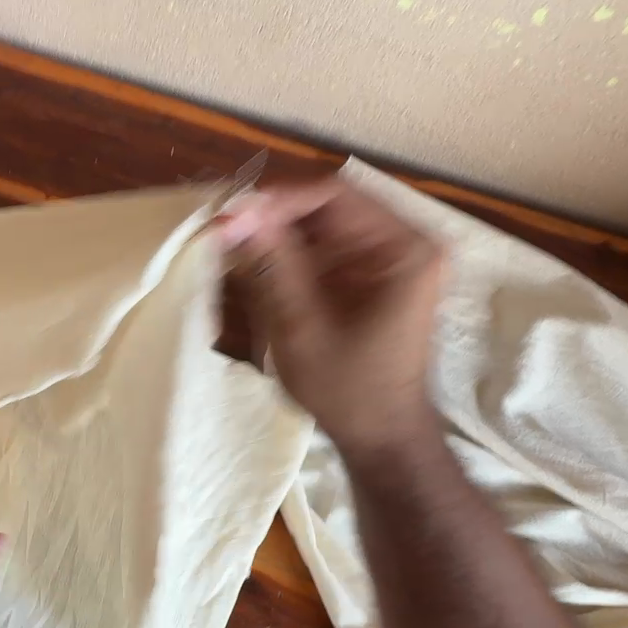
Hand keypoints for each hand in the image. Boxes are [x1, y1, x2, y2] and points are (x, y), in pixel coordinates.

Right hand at [219, 180, 446, 458]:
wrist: (380, 433)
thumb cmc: (347, 387)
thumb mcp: (301, 325)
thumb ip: (273, 265)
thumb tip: (236, 215)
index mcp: (405, 248)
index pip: (334, 195)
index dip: (276, 200)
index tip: (228, 218)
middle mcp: (404, 241)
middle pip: (327, 204)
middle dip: (272, 216)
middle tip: (223, 233)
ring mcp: (388, 258)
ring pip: (320, 224)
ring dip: (274, 234)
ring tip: (231, 250)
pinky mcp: (369, 275)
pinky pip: (322, 248)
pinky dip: (285, 255)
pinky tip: (254, 269)